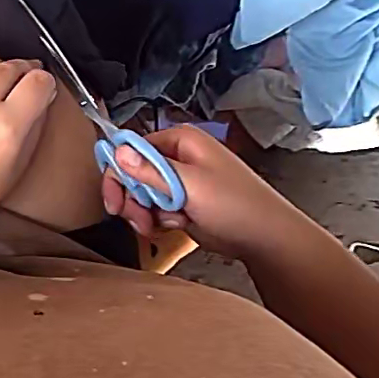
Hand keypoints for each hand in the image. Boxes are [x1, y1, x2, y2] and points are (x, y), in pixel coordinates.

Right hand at [101, 125, 321, 261]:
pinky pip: (155, 208)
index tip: (115, 201)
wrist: (263, 236)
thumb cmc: (235, 205)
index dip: (119, 174)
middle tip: (138, 219)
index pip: (131, 149)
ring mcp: (180, 180)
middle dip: (134, 199)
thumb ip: (151, 170)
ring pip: (142, 194)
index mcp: (180, 141)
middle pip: (133, 173)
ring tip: (163, 224)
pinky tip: (175, 226)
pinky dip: (159, 220)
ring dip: (146, 213)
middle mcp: (177, 156)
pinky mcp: (182, 202)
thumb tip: (118, 151)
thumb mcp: (189, 185)